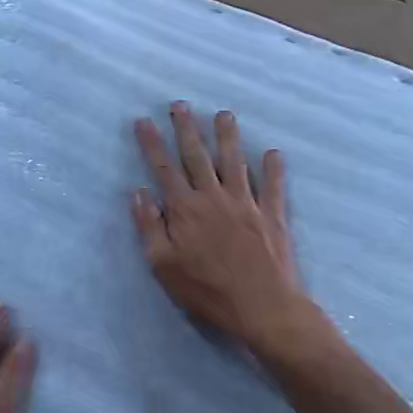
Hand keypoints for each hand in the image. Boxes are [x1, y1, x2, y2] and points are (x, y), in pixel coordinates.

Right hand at [132, 103, 323, 361]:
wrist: (262, 308)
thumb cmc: (207, 290)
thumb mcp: (163, 265)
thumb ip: (149, 227)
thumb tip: (139, 193)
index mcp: (186, 209)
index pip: (164, 168)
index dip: (152, 144)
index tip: (143, 121)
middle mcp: (214, 197)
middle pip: (198, 156)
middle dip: (187, 129)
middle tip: (180, 105)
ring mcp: (246, 203)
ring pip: (234, 161)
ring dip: (228, 136)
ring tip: (224, 114)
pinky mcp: (272, 216)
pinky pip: (273, 186)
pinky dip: (274, 169)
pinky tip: (273, 153)